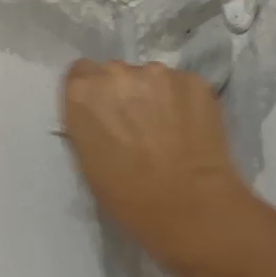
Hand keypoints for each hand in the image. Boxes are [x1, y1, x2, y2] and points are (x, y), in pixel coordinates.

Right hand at [60, 60, 251, 261]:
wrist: (188, 204)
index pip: (80, 73)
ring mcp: (159, 73)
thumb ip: (87, 124)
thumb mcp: (87, 159)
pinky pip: (181, 85)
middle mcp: (117, 72)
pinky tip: (189, 127)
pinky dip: (182, 101)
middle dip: (123, 91)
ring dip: (154, 94)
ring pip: (151, 77)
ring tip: (166, 127)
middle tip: (135, 123)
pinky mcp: (195, 81)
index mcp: (84, 92)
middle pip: (115, 72)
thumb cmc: (126, 194)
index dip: (91, 92)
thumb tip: (99, 116)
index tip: (102, 111)